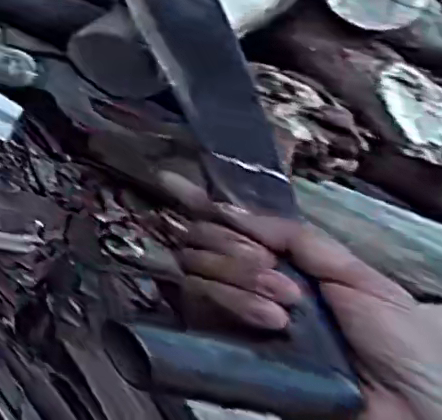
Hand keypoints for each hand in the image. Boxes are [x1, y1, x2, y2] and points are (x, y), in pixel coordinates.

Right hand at [162, 172, 441, 419]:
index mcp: (280, 259)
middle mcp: (245, 274)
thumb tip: (224, 207)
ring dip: (237, 276)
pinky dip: (229, 300)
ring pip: (194, 262)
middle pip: (200, 235)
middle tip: (271, 269)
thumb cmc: (401, 348)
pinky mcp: (212, 328)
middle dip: (230, 245)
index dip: (195, 199)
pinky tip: (268, 319)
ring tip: (284, 304)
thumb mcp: (367, 283)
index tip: (170, 181)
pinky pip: (195, 296)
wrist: (408, 412)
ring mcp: (226, 301)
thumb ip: (299, 238)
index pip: (225, 220)